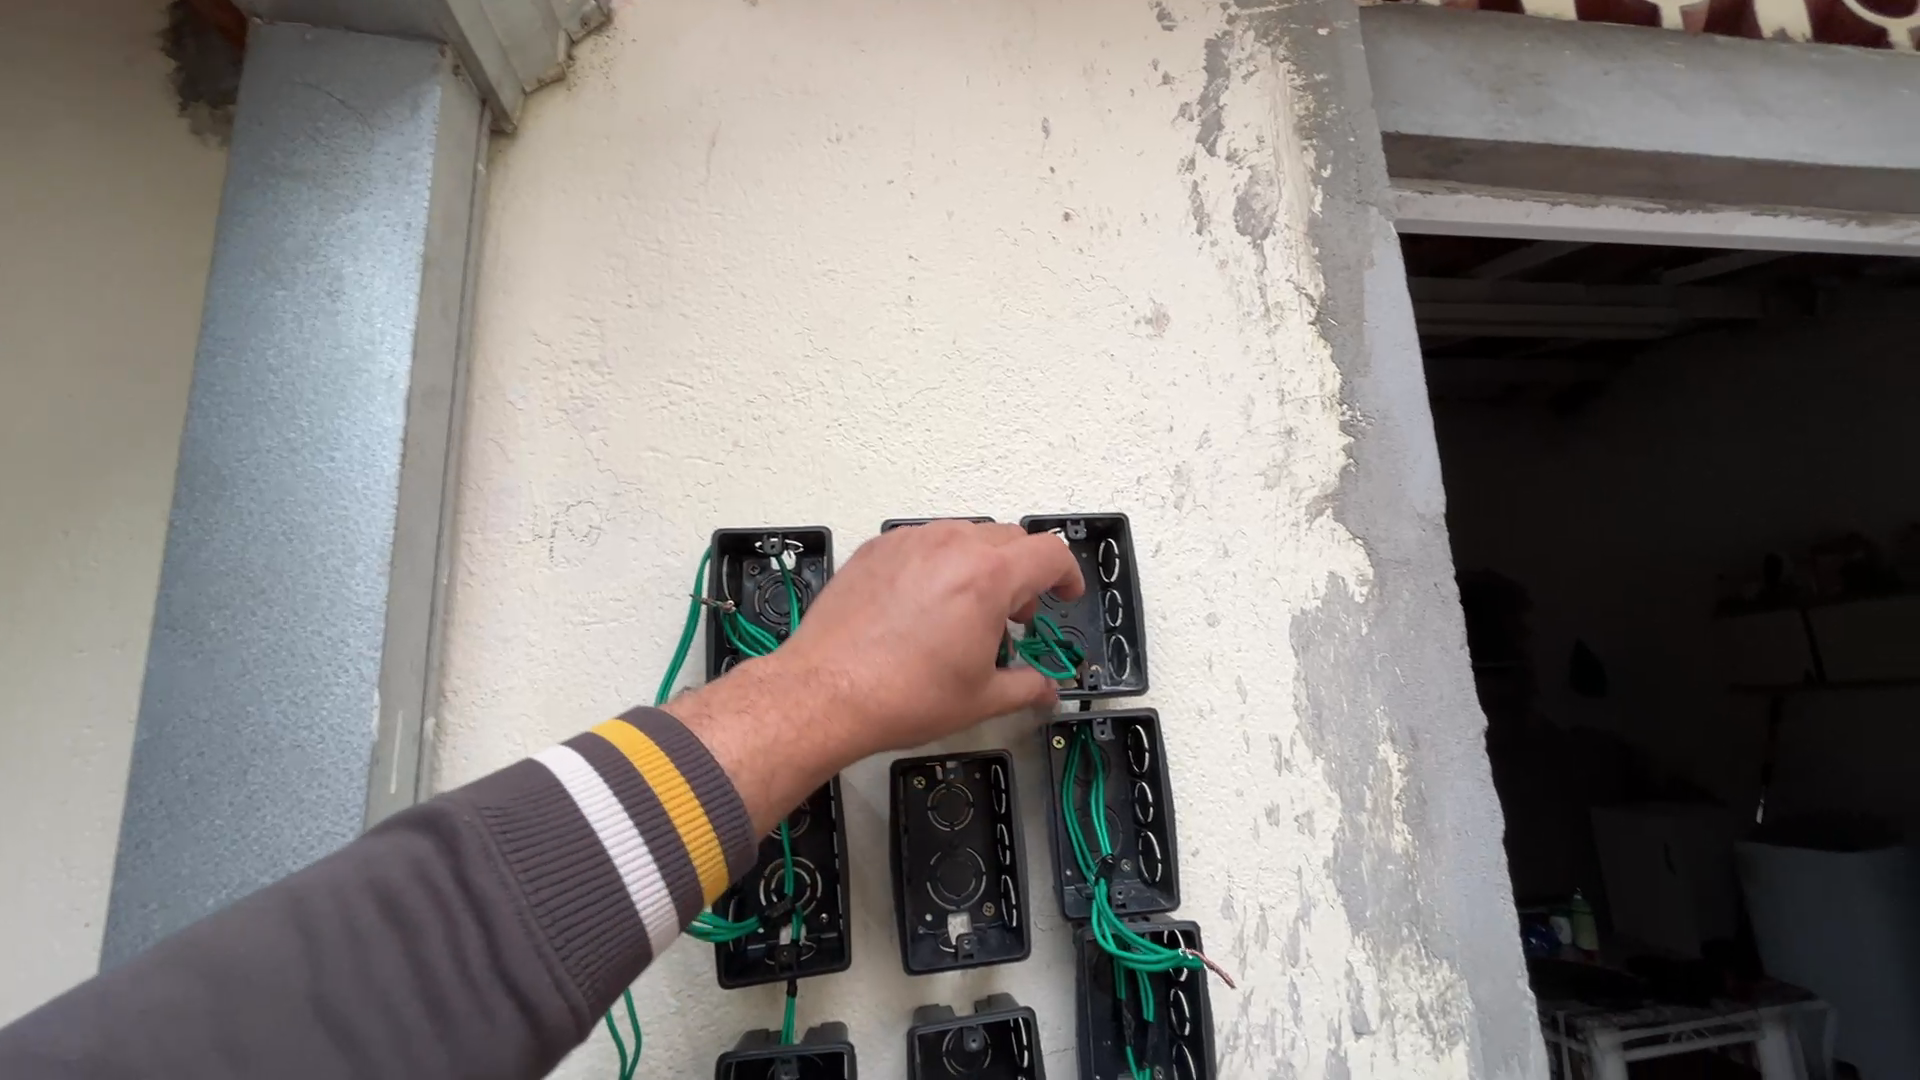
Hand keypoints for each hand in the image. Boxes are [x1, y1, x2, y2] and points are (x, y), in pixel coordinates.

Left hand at [669, 522, 1084, 833]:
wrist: (825, 692)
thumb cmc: (902, 694)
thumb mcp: (981, 698)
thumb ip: (1027, 687)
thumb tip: (1047, 690)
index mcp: (988, 576)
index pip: (1050, 552)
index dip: (1067, 574)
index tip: (1065, 594)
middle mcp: (951, 546)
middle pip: (1010, 538)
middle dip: (1025, 573)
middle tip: (1016, 614)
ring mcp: (909, 542)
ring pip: (965, 534)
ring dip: (982, 564)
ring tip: (968, 609)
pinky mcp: (876, 548)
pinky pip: (923, 541)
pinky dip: (939, 562)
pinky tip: (925, 603)